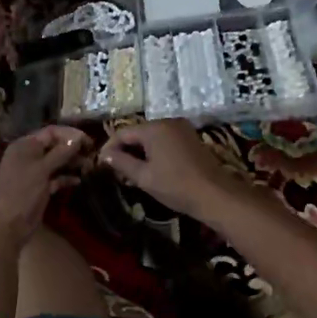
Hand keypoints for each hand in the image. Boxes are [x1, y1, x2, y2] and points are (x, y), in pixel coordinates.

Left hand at [0, 126, 91, 246]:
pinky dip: (67, 178)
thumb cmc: (22, 191)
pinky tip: (79, 180)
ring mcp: (34, 173)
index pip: (51, 132)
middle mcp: (29, 156)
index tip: (89, 141)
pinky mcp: (40, 188)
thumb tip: (78, 138)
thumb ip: (60, 153)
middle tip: (93, 155)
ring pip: (57, 163)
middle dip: (73, 149)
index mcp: (25, 145)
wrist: (8, 225)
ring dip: (72, 163)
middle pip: (55, 146)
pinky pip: (56, 178)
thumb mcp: (41, 169)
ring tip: (90, 167)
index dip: (70, 134)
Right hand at [98, 119, 241, 219]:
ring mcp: (182, 129)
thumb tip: (106, 156)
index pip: (122, 132)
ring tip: (130, 172)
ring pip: (151, 137)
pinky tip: (150, 168)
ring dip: (139, 152)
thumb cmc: (175, 185)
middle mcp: (168, 122)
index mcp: (154, 128)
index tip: (101, 164)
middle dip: (124, 150)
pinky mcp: (191, 138)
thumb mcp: (143, 176)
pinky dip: (154, 152)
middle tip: (115, 170)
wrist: (215, 195)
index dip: (109, 148)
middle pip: (137, 133)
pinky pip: (164, 140)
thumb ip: (121, 163)